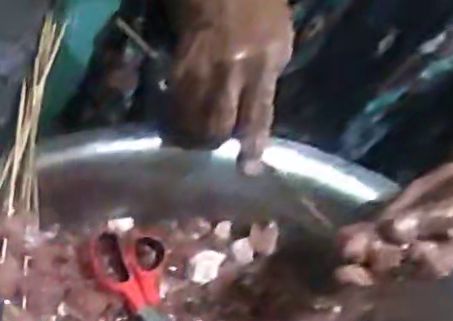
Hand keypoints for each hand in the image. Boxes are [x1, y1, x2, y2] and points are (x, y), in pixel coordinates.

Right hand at [167, 0, 293, 171]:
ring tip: (193, 132)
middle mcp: (231, 74)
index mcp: (263, 64)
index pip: (257, 114)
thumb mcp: (278, 45)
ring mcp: (200, 79)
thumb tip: (249, 119)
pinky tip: (179, 119)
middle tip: (212, 141)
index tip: (248, 171)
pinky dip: (177, 122)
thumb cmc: (260, 17)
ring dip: (193, 135)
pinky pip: (174, 115)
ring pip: (192, 127)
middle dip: (214, 141)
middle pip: (217, 129)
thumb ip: (263, 83)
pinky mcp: (176, 81)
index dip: (252, 144)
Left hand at [335, 154, 452, 282]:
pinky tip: (345, 232)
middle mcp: (414, 261)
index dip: (420, 262)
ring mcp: (390, 249)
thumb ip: (439, 217)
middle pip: (389, 269)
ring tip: (352, 243)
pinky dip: (348, 238)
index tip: (419, 248)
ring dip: (355, 253)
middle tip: (374, 247)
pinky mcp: (375, 235)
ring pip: (366, 259)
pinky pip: (356, 241)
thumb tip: (397, 228)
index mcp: (449, 256)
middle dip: (379, 259)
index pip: (431, 268)